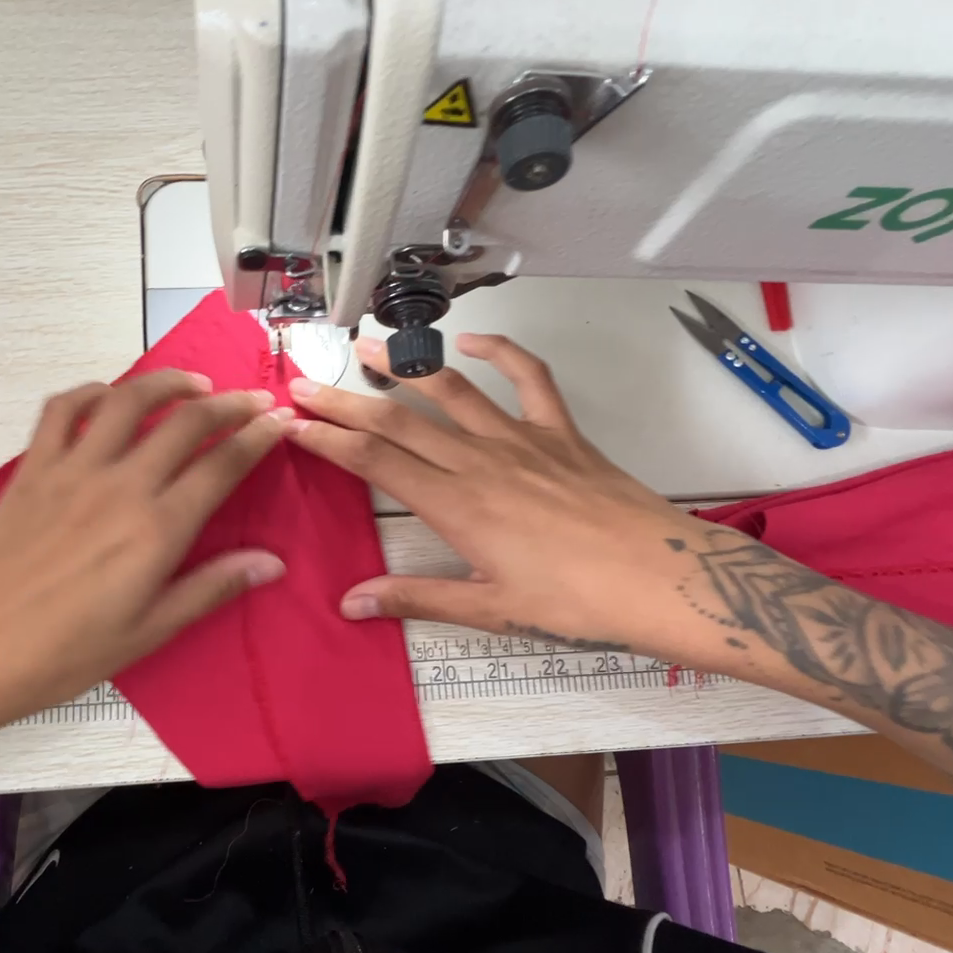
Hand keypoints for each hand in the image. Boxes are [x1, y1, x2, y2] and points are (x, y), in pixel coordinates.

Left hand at [0, 370, 289, 725]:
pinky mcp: (33, 468)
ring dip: (168, 383)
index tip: (280, 420)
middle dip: (229, 403)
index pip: (222, 465)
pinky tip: (109, 398)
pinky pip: (61, 409)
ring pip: (127, 400)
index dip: (258, 437)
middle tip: (252, 399)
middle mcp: (120, 485)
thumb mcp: (152, 631)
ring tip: (194, 384)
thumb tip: (271, 563)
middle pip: (186, 421)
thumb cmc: (68, 652)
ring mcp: (72, 470)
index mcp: (157, 528)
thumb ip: (212, 587)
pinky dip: (91, 392)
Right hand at [283, 334, 733, 665]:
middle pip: (398, 421)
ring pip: (450, 392)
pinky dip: (501, 353)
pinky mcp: (560, 432)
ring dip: (405, 366)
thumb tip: (350, 603)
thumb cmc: (575, 602)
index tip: (292, 423)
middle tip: (304, 384)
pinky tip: (472, 342)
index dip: (328, 439)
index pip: (375, 462)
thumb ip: (415, 598)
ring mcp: (521, 440)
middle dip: (344, 402)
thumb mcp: (489, 609)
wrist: (659, 579)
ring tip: (368, 348)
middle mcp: (479, 462)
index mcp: (456, 507)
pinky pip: (529, 379)